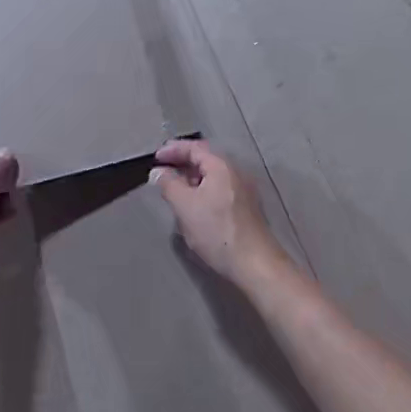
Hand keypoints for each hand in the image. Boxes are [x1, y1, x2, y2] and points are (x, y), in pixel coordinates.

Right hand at [150, 139, 288, 287]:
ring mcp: (244, 190)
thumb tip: (158, 171)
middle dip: (183, 162)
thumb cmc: (216, 231)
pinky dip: (204, 189)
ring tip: (175, 188)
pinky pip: (220, 188)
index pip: (194, 147)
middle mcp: (236, 172)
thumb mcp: (185, 206)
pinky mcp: (247, 208)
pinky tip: (194, 205)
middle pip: (206, 159)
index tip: (155, 158)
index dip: (173, 149)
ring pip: (213, 175)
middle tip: (163, 171)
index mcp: (221, 166)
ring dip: (193, 177)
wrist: (255, 264)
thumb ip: (169, 185)